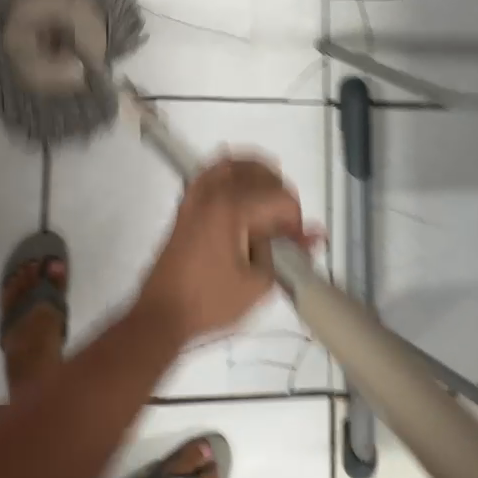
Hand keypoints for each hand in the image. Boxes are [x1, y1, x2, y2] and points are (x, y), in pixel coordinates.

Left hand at [131, 154, 318, 346]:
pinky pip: (211, 171)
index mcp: (234, 208)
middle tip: (285, 229)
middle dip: (280, 197)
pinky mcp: (186, 203)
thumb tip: (315, 236)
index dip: (295, 221)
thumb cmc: (211, 301)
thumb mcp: (259, 284)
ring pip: (236, 164)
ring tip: (269, 207)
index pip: (280, 197)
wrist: (163, 312)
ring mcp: (197, 194)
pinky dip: (231, 173)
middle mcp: (214, 191)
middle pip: (261, 172)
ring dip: (258, 178)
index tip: (295, 246)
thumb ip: (288, 254)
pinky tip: (241, 193)